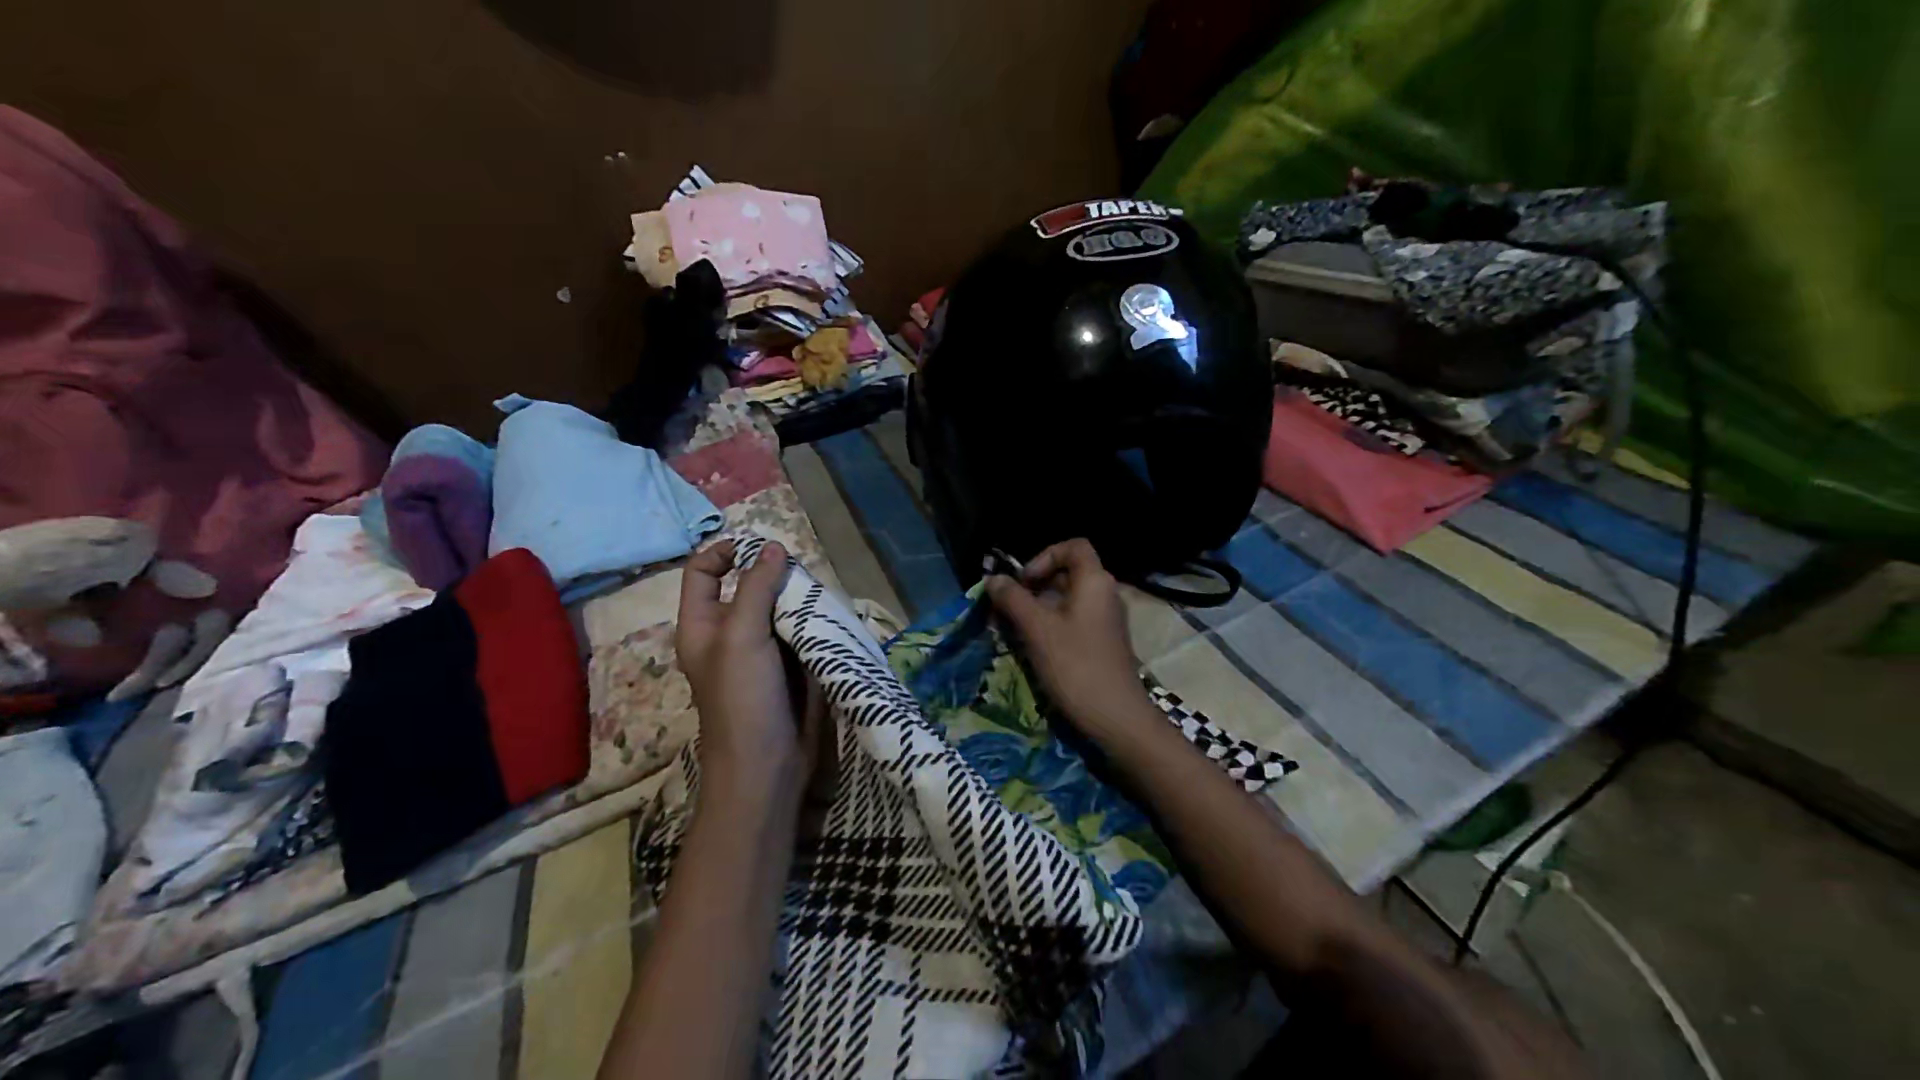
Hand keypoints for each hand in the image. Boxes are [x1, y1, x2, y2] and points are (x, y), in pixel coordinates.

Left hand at [676, 540, 812, 793]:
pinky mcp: (792, 666)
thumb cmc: (742, 700)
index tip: (760, 548)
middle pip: (748, 586)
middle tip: (801, 576)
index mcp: (702, 625)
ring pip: (781, 607)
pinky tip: (830, 616)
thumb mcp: (741, 637)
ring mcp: (763, 651)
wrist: (768, 766)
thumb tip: (774, 547)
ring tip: (818, 596)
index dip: (725, 552)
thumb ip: (756, 589)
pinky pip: (802, 631)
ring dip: (800, 598)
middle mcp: (730, 633)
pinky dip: (815, 621)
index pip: (703, 572)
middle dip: (774, 575)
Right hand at [985, 539, 1154, 736]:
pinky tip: (1034, 646)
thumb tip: (994, 579)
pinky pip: (1075, 620)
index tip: (1024, 582)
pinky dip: (1053, 625)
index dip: (1044, 556)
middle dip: (1036, 584)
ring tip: (1015, 627)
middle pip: (1068, 572)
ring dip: (1040, 607)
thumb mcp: (1037, 630)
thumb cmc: (1076, 666)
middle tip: (1010, 606)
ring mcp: (1106, 620)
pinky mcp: (1103, 643)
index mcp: (1095, 581)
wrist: (1116, 718)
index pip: (1073, 546)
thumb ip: (1013, 600)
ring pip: (1069, 599)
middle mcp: (1106, 594)